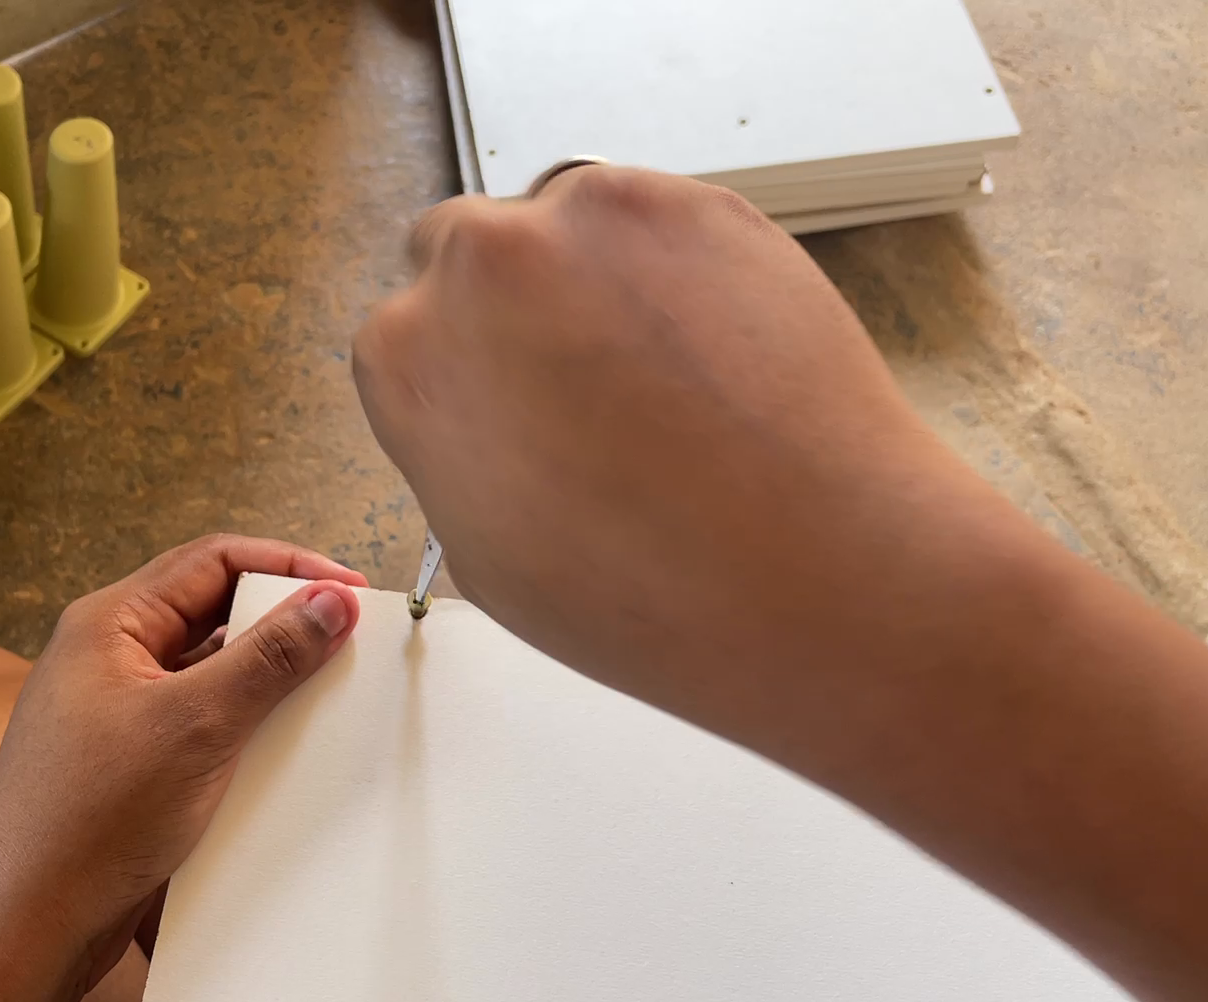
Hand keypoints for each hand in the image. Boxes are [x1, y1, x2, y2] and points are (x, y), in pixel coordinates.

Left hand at [0, 535, 364, 985]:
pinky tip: (285, 727)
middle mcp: (116, 651)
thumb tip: (336, 599)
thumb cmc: (92, 818)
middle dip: (281, 611)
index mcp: (112, 622)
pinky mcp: (139, 747)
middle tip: (344, 629)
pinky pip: (206, 704)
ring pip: (213, 657)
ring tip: (325, 675)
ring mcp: (124, 702)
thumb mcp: (196, 723)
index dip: (288, 564)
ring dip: (268, 662)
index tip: (349, 588)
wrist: (26, 931)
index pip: (214, 559)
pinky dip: (249, 706)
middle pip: (214, 603)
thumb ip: (271, 654)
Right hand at [352, 166, 1046, 754]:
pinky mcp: (693, 200)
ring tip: (647, 367)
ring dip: (578, 277)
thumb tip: (481, 407)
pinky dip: (661, 268)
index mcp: (407, 359)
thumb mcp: (481, 552)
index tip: (499, 405)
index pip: (401, 337)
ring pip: (554, 224)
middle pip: (460, 252)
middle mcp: (478, 263)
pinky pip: (647, 221)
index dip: (456, 378)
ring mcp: (589, 216)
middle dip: (499, 306)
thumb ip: (451, 450)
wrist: (806, 575)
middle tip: (566, 375)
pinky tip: (702, 347)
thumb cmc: (637, 595)